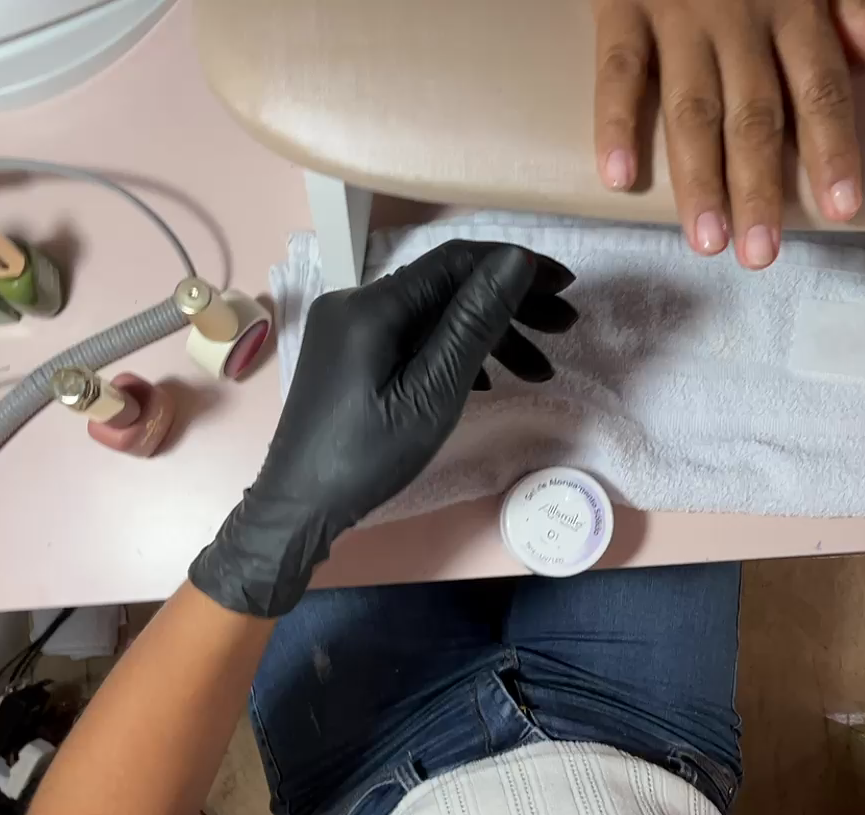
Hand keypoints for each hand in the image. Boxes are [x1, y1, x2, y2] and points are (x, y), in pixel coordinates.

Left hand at [189, 241, 579, 617]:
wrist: (300, 503)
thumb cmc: (368, 456)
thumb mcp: (432, 393)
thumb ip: (473, 324)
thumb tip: (515, 261)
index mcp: (375, 306)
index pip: (458, 262)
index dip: (516, 267)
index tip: (565, 285)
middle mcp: (358, 302)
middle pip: (447, 287)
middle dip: (510, 305)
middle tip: (563, 328)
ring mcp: (350, 328)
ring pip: (432, 316)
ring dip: (488, 336)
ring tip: (537, 369)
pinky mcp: (349, 354)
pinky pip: (411, 338)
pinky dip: (452, 353)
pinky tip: (488, 381)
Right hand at [593, 0, 864, 269]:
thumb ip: (853, 0)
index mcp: (793, 3)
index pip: (821, 88)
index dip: (833, 150)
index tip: (842, 210)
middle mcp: (740, 18)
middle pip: (754, 115)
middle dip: (760, 186)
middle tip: (761, 253)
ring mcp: (679, 16)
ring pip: (691, 108)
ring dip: (698, 178)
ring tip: (706, 240)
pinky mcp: (623, 7)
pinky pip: (618, 71)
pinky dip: (614, 123)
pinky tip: (617, 178)